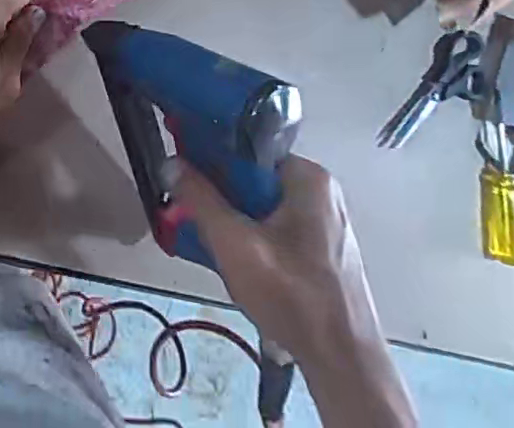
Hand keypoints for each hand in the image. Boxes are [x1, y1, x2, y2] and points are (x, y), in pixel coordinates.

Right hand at [168, 156, 384, 367]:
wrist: (342, 361)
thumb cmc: (291, 294)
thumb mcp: (235, 244)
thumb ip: (201, 201)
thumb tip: (171, 164)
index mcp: (308, 176)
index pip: (250, 152)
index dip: (214, 164)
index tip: (186, 180)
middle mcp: (321, 191)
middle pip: (256, 183)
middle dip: (225, 204)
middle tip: (199, 226)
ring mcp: (327, 222)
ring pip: (266, 210)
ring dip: (238, 228)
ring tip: (219, 253)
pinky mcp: (325, 250)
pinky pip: (281, 231)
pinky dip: (257, 243)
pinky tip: (243, 269)